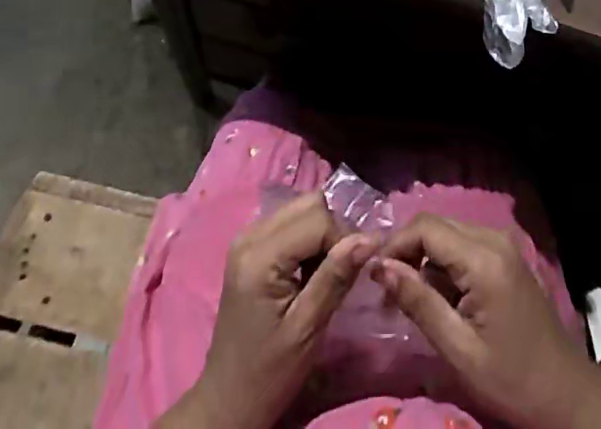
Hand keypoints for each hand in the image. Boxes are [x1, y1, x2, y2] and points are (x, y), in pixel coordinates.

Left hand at [157, 193, 375, 428]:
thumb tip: (370, 238)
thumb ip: (336, 277)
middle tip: (344, 269)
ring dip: (322, 233)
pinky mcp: (249, 246)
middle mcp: (249, 234)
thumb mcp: (308, 328)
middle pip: (308, 204)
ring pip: (299, 208)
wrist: (230, 396)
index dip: (344, 238)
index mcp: (259, 255)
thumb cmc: (270, 371)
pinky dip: (308, 238)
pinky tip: (310, 270)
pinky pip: (288, 222)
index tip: (358, 271)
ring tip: (328, 272)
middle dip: (334, 230)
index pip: (317, 218)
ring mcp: (246, 237)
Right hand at [373, 215, 600, 428]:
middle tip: (389, 291)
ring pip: (445, 233)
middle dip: (406, 251)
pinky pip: (462, 244)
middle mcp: (494, 239)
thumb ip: (418, 301)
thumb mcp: (459, 348)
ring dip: (423, 258)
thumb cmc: (512, 379)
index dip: (394, 245)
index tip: (375, 277)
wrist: (567, 395)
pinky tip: (439, 297)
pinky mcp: (505, 256)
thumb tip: (379, 267)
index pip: (424, 228)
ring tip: (410, 298)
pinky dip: (442, 263)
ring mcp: (502, 245)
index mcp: (484, 260)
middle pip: (434, 225)